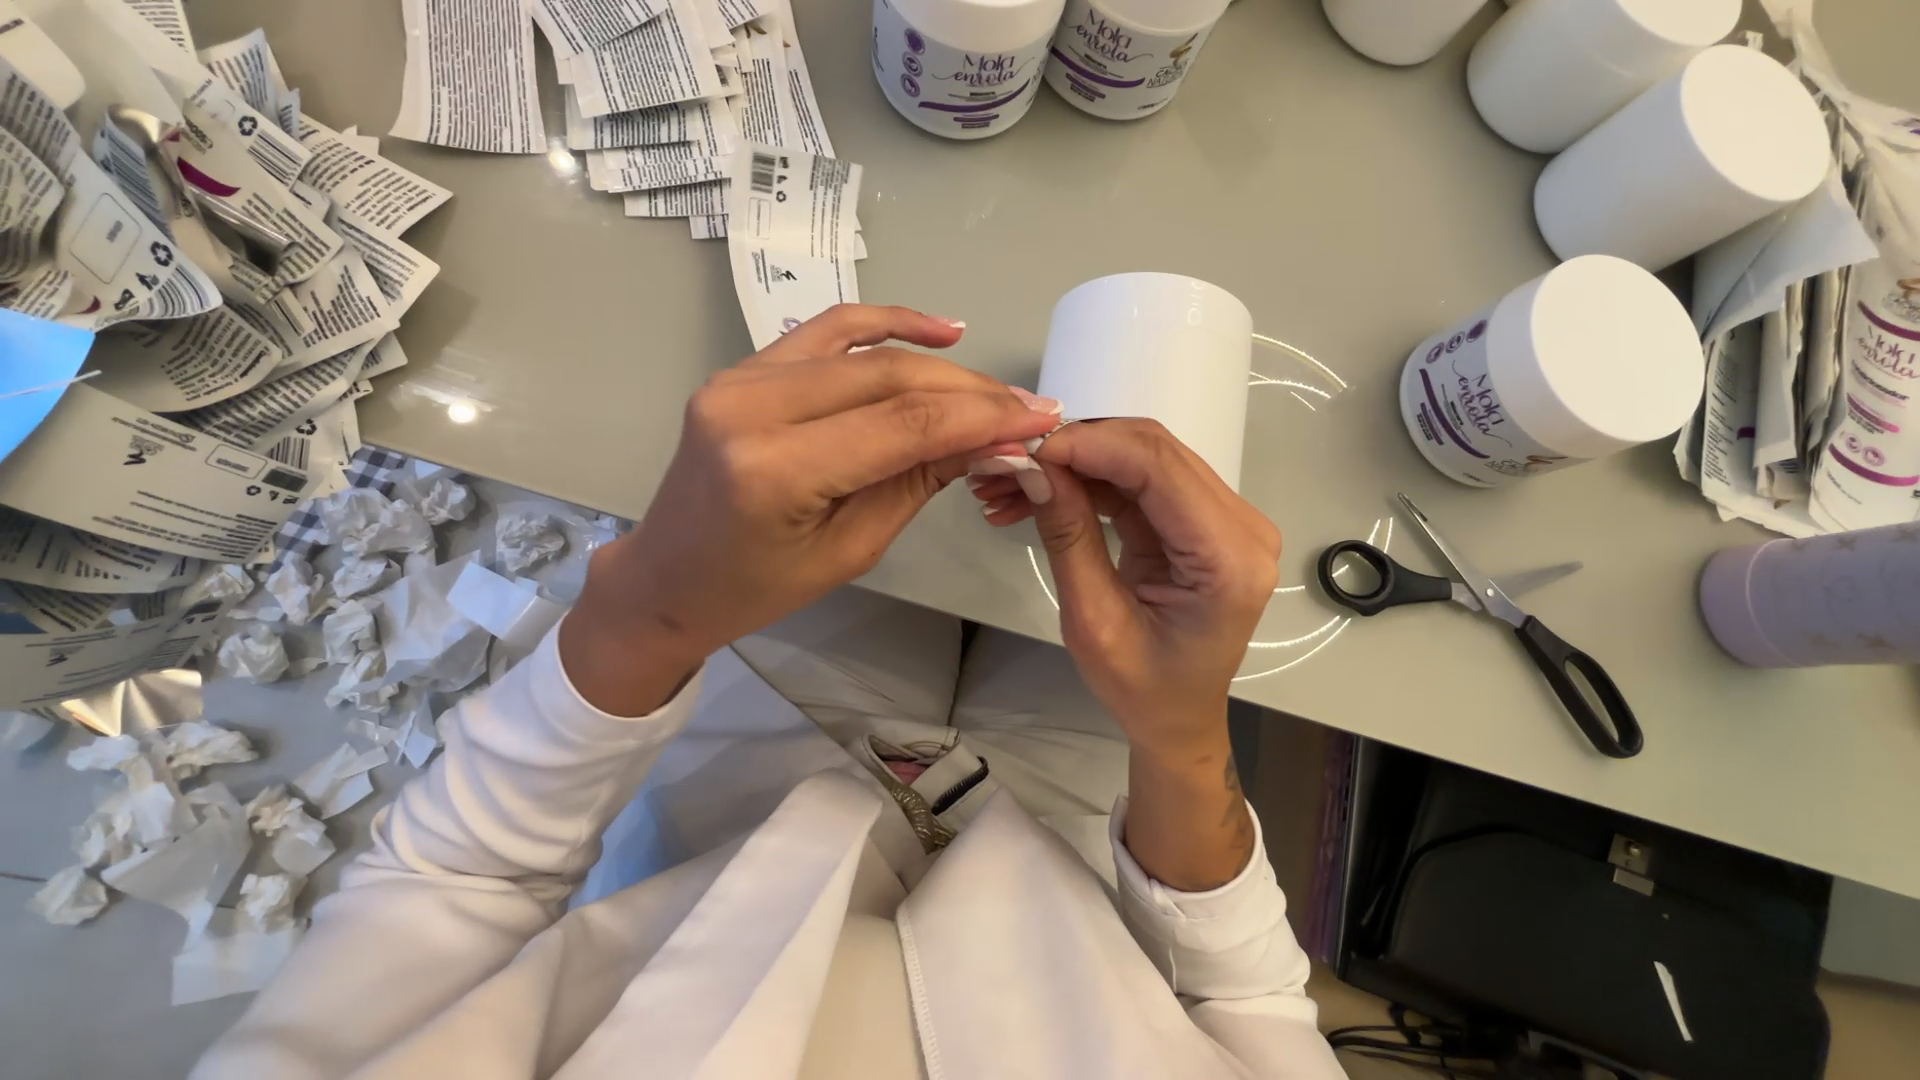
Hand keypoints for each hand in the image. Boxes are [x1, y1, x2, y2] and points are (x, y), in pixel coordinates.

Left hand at [562, 305, 1061, 715]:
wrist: (669, 577)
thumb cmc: (757, 588)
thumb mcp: (851, 548)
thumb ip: (920, 481)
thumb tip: (996, 441)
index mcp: (775, 471)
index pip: (902, 424)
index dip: (981, 416)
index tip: (1041, 417)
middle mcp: (751, 406)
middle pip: (888, 377)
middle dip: (968, 391)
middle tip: (1026, 408)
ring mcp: (740, 377)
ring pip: (863, 348)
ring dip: (936, 361)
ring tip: (991, 384)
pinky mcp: (743, 368)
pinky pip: (826, 333)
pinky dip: (885, 325)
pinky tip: (937, 330)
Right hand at [968, 419, 1281, 888]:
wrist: (1177, 718)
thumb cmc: (1142, 689)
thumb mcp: (1093, 621)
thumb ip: (1069, 537)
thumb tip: (1032, 468)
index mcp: (1228, 559)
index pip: (1158, 469)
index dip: (1089, 446)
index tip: (1025, 450)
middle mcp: (1241, 526)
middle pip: (1154, 452)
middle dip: (1077, 449)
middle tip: (1009, 466)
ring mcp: (1226, 519)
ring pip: (1144, 458)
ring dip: (1077, 463)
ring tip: (1013, 485)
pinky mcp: (1202, 520)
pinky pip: (1142, 481)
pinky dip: (1091, 481)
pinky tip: (1043, 494)